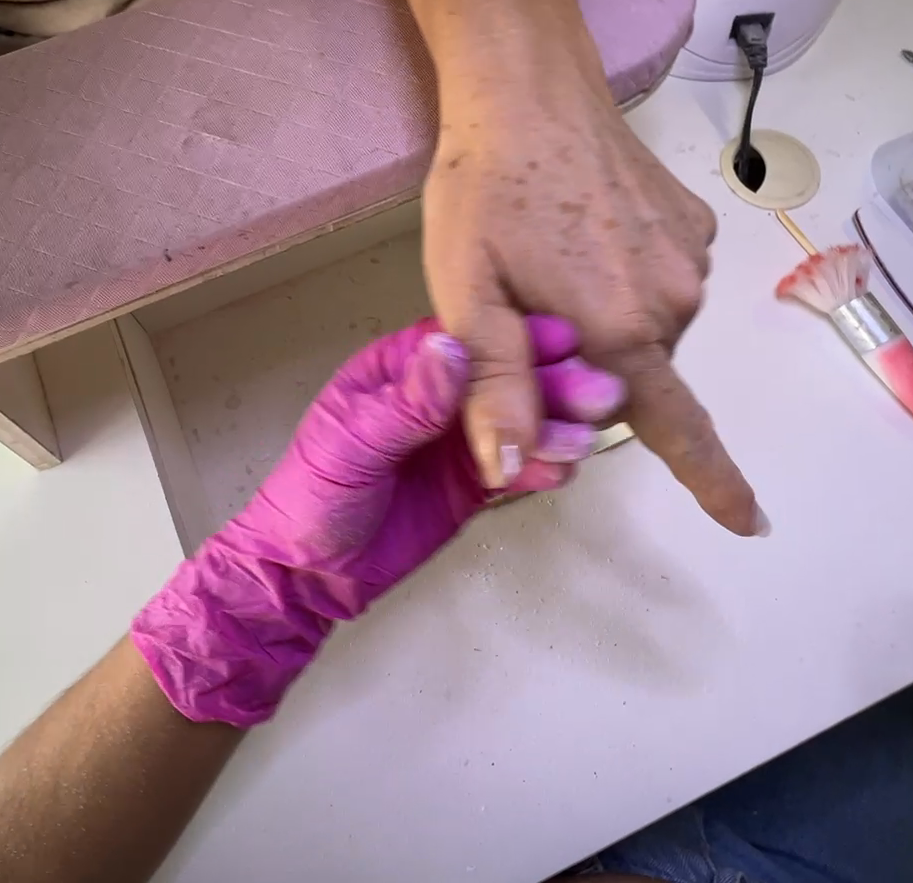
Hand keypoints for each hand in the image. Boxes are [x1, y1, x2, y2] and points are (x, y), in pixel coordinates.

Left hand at [133, 315, 624, 726]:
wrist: (313, 576)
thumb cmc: (313, 496)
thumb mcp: (350, 445)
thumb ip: (405, 404)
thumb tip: (451, 346)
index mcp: (401, 369)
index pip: (465, 341)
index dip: (514, 336)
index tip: (564, 338)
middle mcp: (439, 396)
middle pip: (504, 378)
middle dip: (549, 384)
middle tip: (598, 393)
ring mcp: (461, 439)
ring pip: (519, 422)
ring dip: (554, 426)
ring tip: (585, 440)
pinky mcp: (476, 481)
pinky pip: (517, 467)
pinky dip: (542, 467)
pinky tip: (563, 471)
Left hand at [423, 82, 759, 535]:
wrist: (527, 88)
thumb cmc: (484, 191)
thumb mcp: (467, 294)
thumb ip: (495, 384)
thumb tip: (510, 466)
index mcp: (620, 328)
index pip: (677, 427)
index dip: (712, 480)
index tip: (750, 522)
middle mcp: (674, 301)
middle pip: (638, 376)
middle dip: (591, 373)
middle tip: (530, 315)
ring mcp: (691, 257)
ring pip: (648, 327)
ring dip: (606, 322)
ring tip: (552, 266)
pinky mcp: (693, 222)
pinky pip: (661, 280)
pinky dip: (624, 280)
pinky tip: (584, 236)